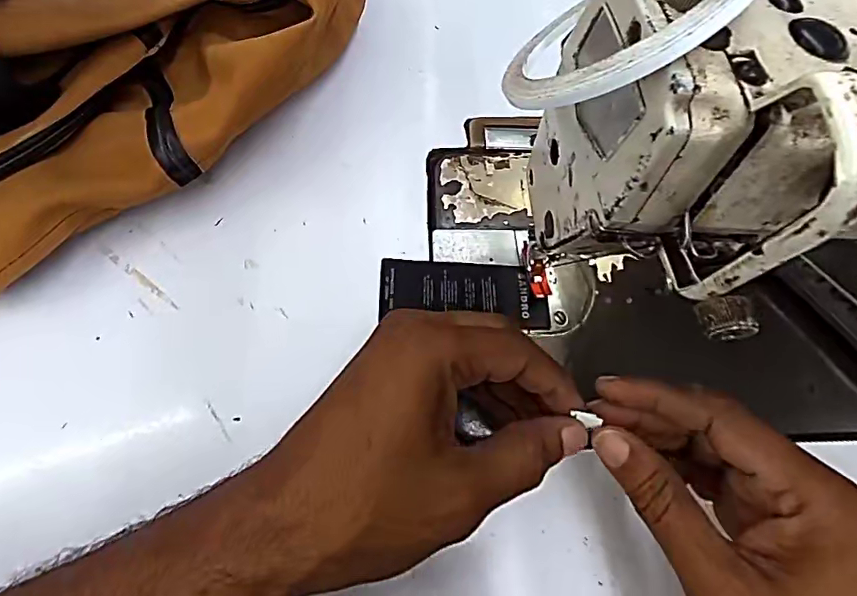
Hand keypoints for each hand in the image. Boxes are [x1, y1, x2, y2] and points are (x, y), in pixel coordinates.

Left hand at [245, 310, 588, 591]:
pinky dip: (472, 392)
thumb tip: (558, 435)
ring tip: (529, 435)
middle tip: (557, 422)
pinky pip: (443, 365)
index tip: (572, 411)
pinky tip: (489, 432)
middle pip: (494, 339)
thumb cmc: (346, 503)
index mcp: (427, 345)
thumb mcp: (459, 489)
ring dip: (503, 388)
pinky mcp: (383, 369)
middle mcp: (408, 333)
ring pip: (469, 351)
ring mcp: (392, 348)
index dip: (553, 383)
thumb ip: (524, 456)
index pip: (515, 347)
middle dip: (531, 381)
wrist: (283, 524)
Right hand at [589, 377, 856, 595]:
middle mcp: (817, 493)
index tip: (615, 390)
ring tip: (619, 433)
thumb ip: (663, 504)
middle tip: (605, 410)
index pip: (722, 417)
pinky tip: (652, 463)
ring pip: (722, 451)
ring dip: (666, 441)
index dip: (659, 398)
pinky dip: (687, 471)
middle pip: (722, 429)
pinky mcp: (788, 529)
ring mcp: (803, 511)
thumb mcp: (721, 586)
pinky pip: (729, 481)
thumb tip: (618, 445)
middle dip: (656, 417)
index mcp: (817, 495)